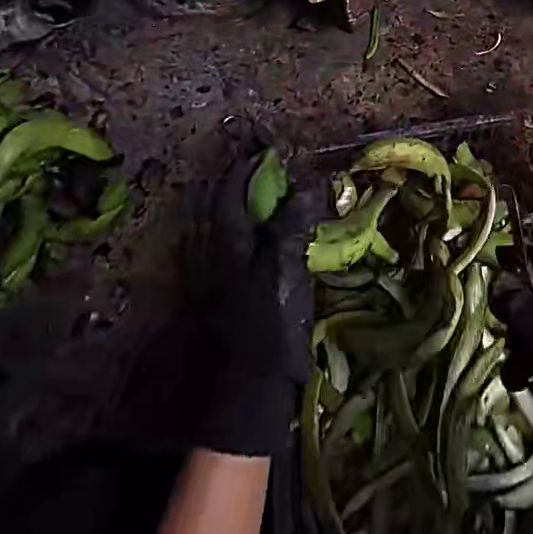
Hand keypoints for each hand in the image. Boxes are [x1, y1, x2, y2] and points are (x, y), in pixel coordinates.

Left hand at [182, 149, 325, 457]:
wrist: (255, 381)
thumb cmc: (269, 322)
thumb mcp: (284, 268)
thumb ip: (292, 226)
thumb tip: (309, 186)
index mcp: (230, 244)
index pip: (233, 194)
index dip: (249, 170)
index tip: (271, 152)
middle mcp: (224, 255)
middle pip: (232, 208)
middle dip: (253, 184)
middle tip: (282, 169)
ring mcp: (230, 275)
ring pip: (241, 228)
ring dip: (259, 206)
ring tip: (286, 194)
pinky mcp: (242, 291)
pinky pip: (252, 247)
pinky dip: (266, 230)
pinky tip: (286, 235)